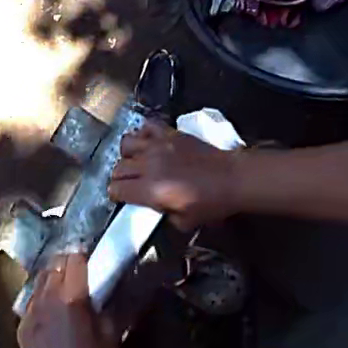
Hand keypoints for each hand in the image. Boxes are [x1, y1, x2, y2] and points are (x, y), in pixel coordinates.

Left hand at [18, 253, 118, 347]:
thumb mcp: (112, 333)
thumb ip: (111, 302)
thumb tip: (112, 282)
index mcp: (71, 295)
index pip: (74, 258)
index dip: (83, 258)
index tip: (90, 263)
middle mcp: (47, 298)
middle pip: (55, 264)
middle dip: (67, 265)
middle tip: (78, 276)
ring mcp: (31, 312)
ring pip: (40, 280)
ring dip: (52, 279)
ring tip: (63, 291)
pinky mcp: (22, 326)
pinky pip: (30, 301)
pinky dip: (40, 299)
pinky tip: (50, 314)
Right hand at [108, 121, 243, 230]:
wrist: (231, 178)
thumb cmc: (210, 203)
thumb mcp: (184, 222)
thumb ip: (162, 213)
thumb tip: (154, 205)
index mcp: (150, 189)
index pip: (117, 188)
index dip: (116, 194)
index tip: (120, 196)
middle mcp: (149, 164)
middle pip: (119, 167)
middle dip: (120, 177)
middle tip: (129, 182)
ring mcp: (159, 145)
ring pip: (127, 143)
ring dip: (128, 154)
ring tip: (136, 160)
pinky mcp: (170, 133)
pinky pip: (147, 126)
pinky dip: (143, 133)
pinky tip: (149, 142)